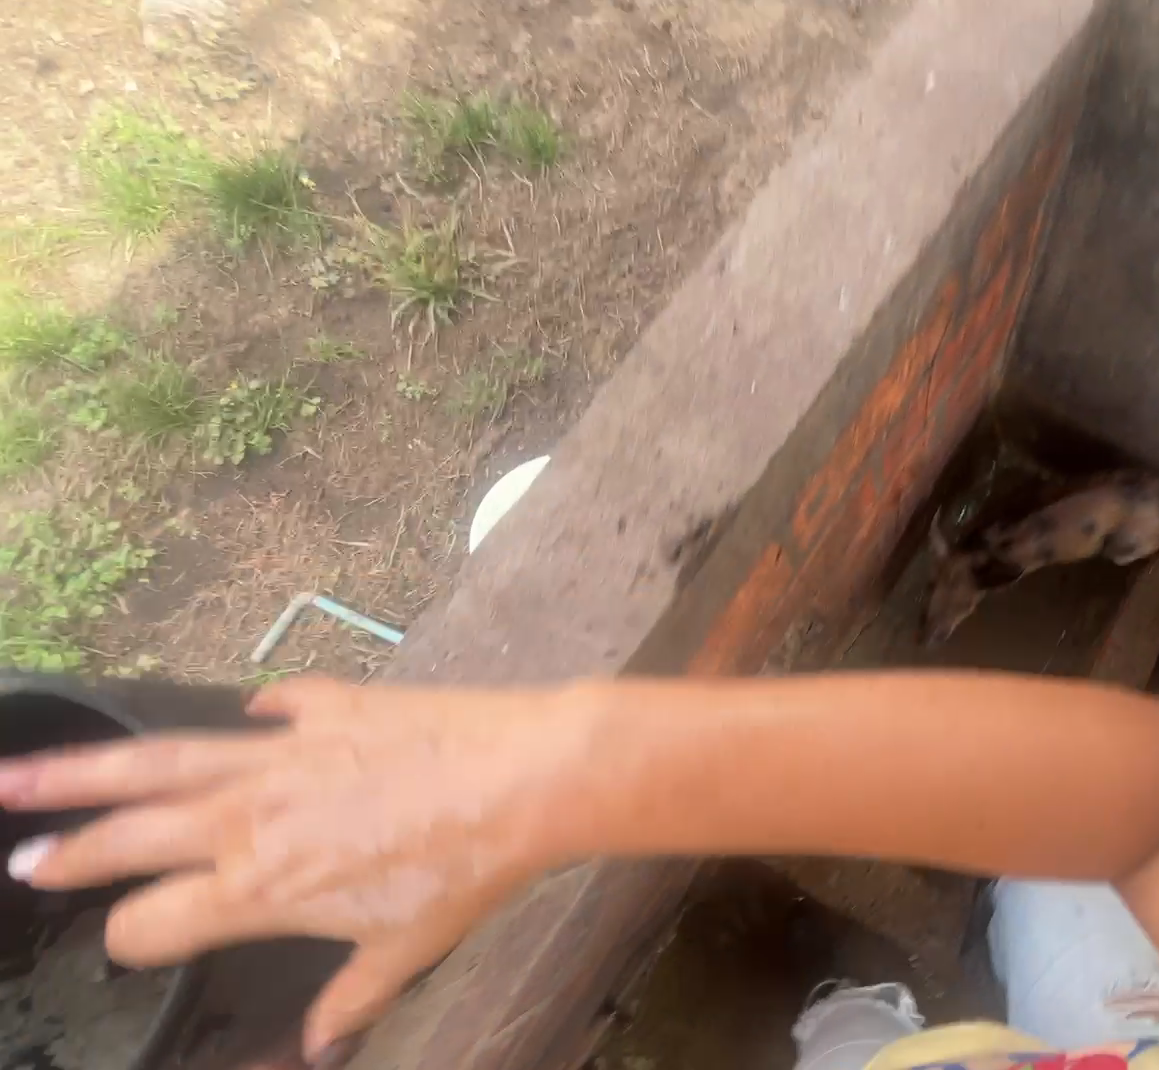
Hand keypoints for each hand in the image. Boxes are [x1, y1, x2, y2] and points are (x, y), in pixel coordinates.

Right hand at [0, 677, 596, 1065]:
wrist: (530, 776)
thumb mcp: (413, 945)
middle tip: (27, 857)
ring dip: (80, 769)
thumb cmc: (472, 866)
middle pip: (127, 837)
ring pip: (164, 759)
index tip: (145, 934)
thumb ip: (357, 996)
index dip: (140, 936)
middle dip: (68, 853)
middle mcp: (251, 816)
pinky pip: (287, 700)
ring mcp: (293, 751)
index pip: (149, 923)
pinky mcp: (344, 704)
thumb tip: (325, 1046)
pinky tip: (257, 708)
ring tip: (12, 775)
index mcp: (257, 886)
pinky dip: (267, 706)